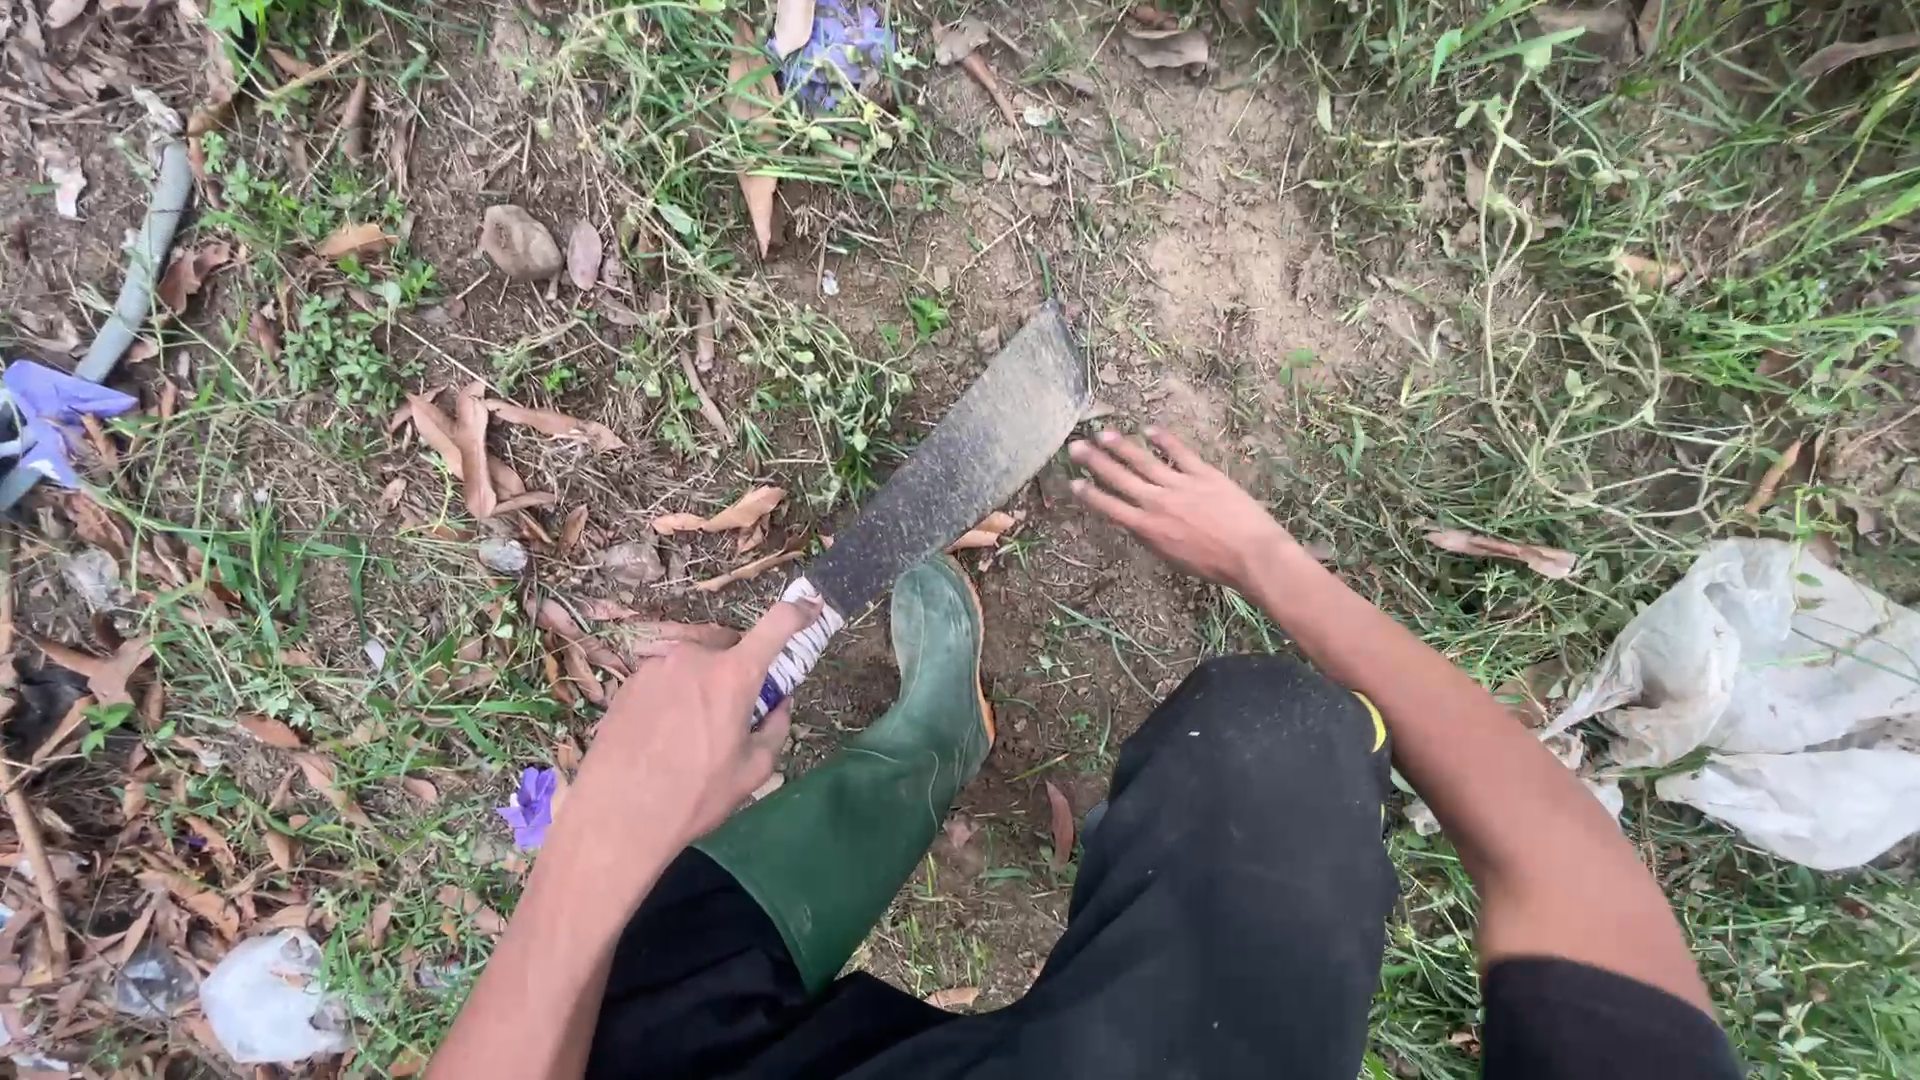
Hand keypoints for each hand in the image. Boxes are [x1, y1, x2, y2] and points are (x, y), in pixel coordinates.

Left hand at [561, 597, 821, 851]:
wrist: (613, 820)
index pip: (777, 624)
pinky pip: (665, 678)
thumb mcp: (753, 770)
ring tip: (692, 731)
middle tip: (735, 710)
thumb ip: (775, 727)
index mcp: (734, 675)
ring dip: (704, 683)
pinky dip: (675, 695)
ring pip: (695, 663)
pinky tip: (663, 735)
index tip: (811, 607)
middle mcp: (695, 658)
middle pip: (730, 647)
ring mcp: (656, 667)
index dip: (799, 612)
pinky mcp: (628, 683)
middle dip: (740, 669)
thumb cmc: (694, 796)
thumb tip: (778, 704)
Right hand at [1069, 427, 1295, 590]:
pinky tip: (1149, 429)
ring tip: (1103, 433)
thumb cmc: (1214, 565)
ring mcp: (1179, 485)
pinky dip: (1163, 440)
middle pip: (1119, 478)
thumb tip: (1136, 523)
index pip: (1110, 507)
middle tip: (1075, 446)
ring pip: (1143, 460)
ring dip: (1121, 446)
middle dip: (1094, 462)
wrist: (1250, 554)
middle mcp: (1157, 502)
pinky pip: (1179, 452)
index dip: (1089, 494)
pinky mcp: (1203, 474)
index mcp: (1147, 528)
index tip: (1073, 482)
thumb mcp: (1172, 558)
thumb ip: (1151, 537)